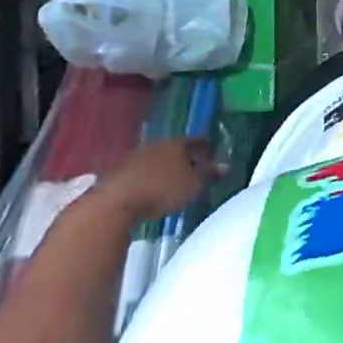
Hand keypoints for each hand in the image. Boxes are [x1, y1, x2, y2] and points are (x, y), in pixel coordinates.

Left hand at [91, 139, 222, 222]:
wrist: (116, 200)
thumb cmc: (162, 189)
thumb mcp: (192, 185)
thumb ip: (209, 174)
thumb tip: (226, 164)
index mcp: (178, 143)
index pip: (198, 141)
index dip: (207, 149)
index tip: (214, 158)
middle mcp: (158, 143)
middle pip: (177, 149)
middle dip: (186, 158)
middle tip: (195, 171)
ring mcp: (137, 155)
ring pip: (159, 158)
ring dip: (167, 168)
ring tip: (174, 182)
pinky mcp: (121, 171)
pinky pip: (144, 170)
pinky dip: (151, 177)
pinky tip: (153, 188)